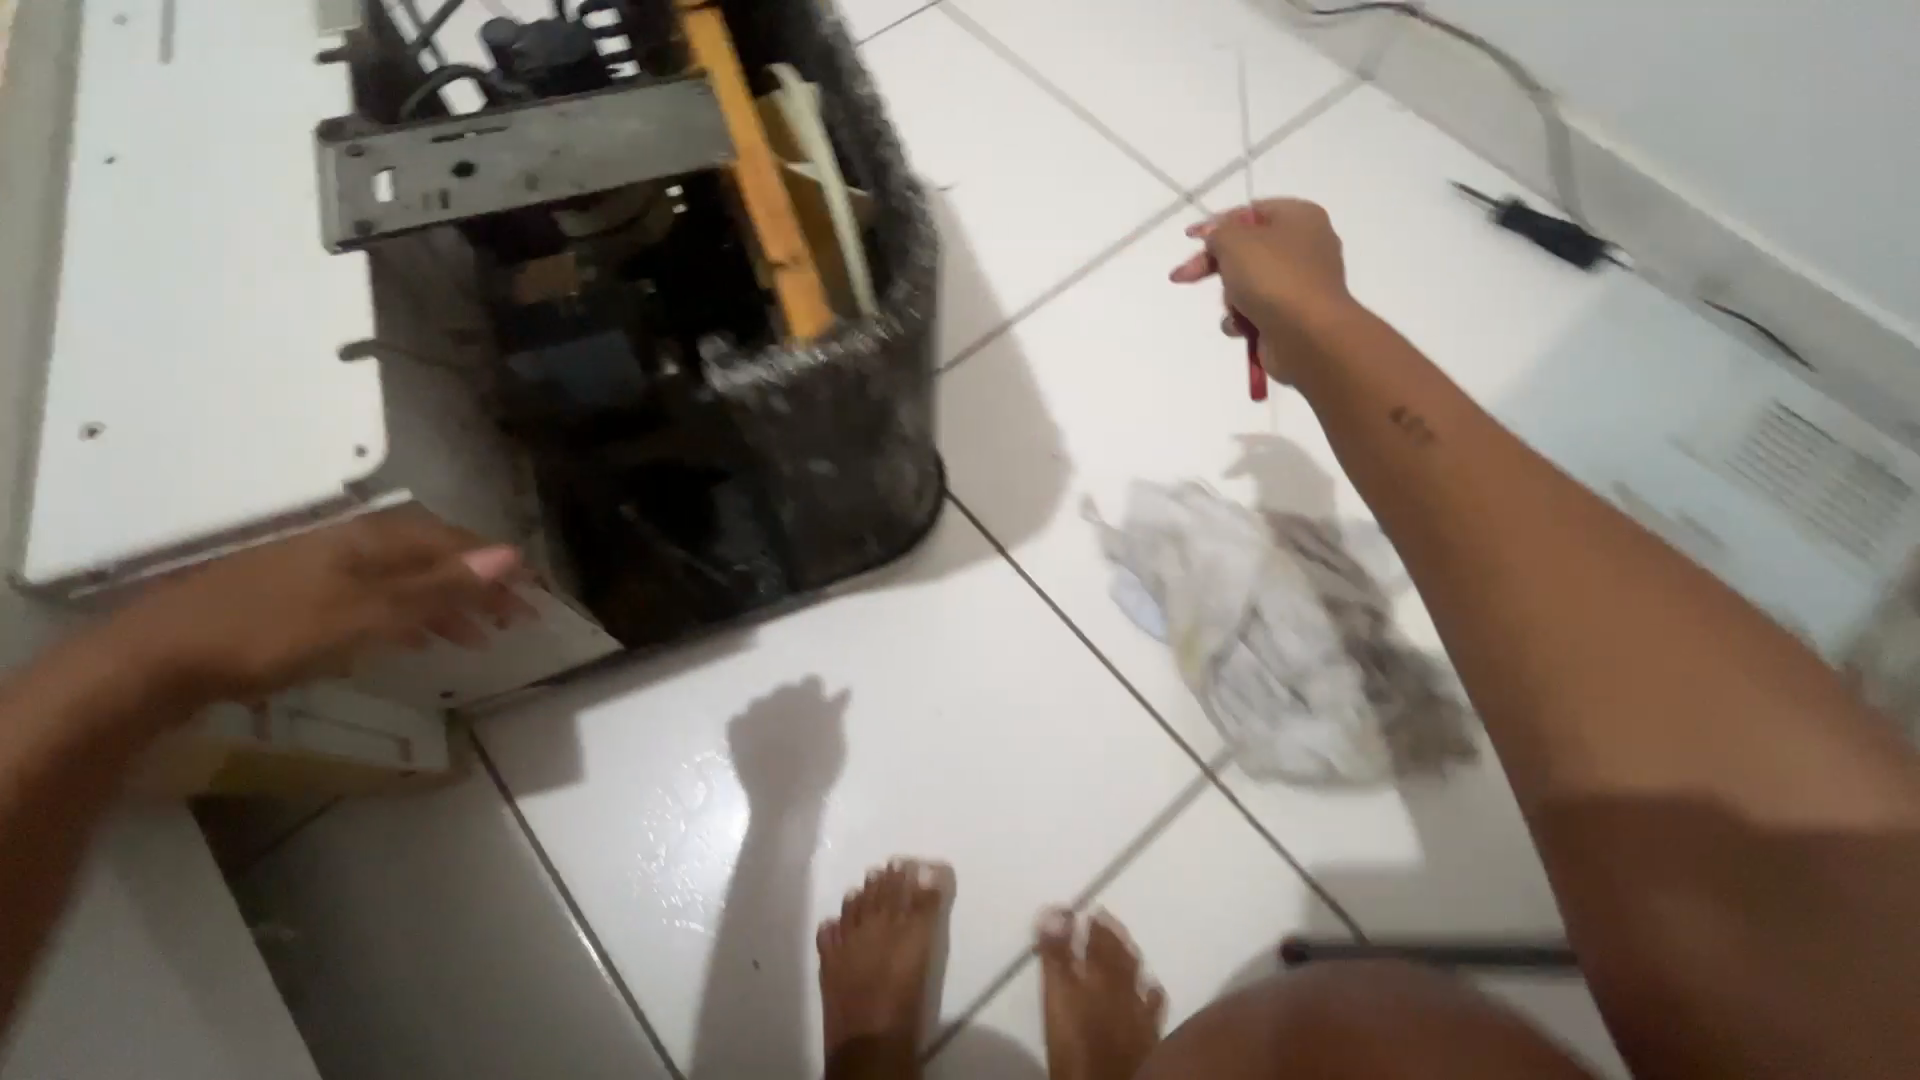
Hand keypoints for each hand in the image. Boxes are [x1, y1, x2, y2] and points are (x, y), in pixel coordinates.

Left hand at [97, 508, 532, 713]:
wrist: (157, 659)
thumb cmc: (273, 633)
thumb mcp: (368, 613)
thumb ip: (440, 587)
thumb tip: (511, 556)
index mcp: (374, 539)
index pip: (459, 545)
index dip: (502, 569)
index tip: (538, 599)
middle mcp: (355, 542)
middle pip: (437, 557)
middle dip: (482, 585)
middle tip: (517, 619)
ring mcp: (326, 565)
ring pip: (409, 577)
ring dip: (450, 602)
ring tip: (477, 637)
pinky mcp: (304, 592)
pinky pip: (381, 594)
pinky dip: (412, 613)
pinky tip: (415, 636)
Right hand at [1169, 199, 1356, 384]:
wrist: (1307, 335)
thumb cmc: (1274, 278)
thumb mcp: (1235, 242)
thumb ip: (1217, 233)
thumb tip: (1212, 235)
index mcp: (1299, 217)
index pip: (1250, 212)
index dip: (1217, 223)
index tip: (1189, 238)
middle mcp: (1303, 246)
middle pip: (1245, 250)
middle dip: (1213, 266)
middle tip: (1182, 277)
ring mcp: (1299, 283)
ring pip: (1246, 284)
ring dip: (1230, 298)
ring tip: (1235, 308)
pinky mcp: (1290, 315)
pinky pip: (1255, 311)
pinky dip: (1243, 320)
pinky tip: (1243, 327)